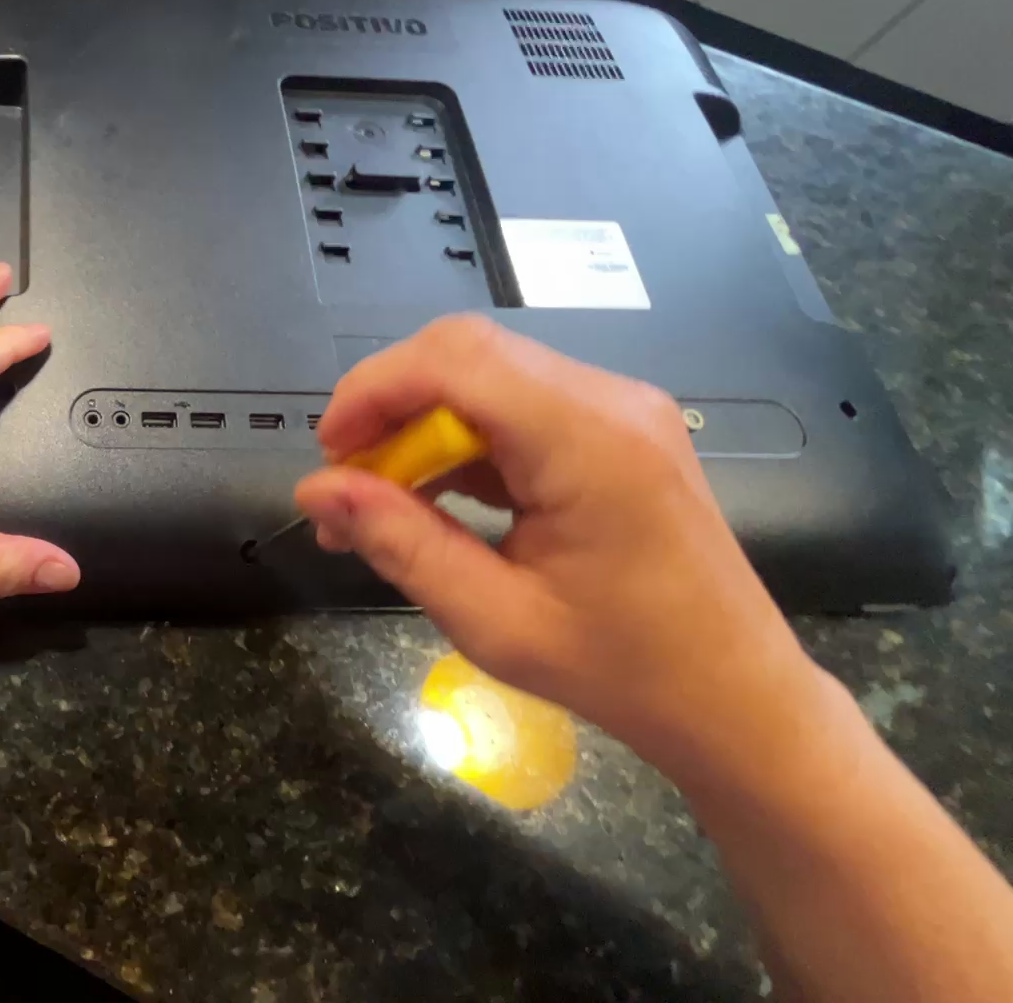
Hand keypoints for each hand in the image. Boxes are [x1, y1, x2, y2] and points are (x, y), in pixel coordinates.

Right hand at [295, 315, 827, 773]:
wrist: (734, 697)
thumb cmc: (620, 669)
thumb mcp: (491, 620)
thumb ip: (399, 543)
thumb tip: (316, 490)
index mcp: (591, 443)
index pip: (456, 361)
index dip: (372, 390)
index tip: (330, 455)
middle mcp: (607, 402)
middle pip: (462, 353)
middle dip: (384, 406)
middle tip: (347, 480)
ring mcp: (612, 409)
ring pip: (476, 374)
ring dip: (410, 426)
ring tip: (375, 502)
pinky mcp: (605, 428)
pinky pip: (502, 406)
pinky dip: (446, 442)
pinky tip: (425, 499)